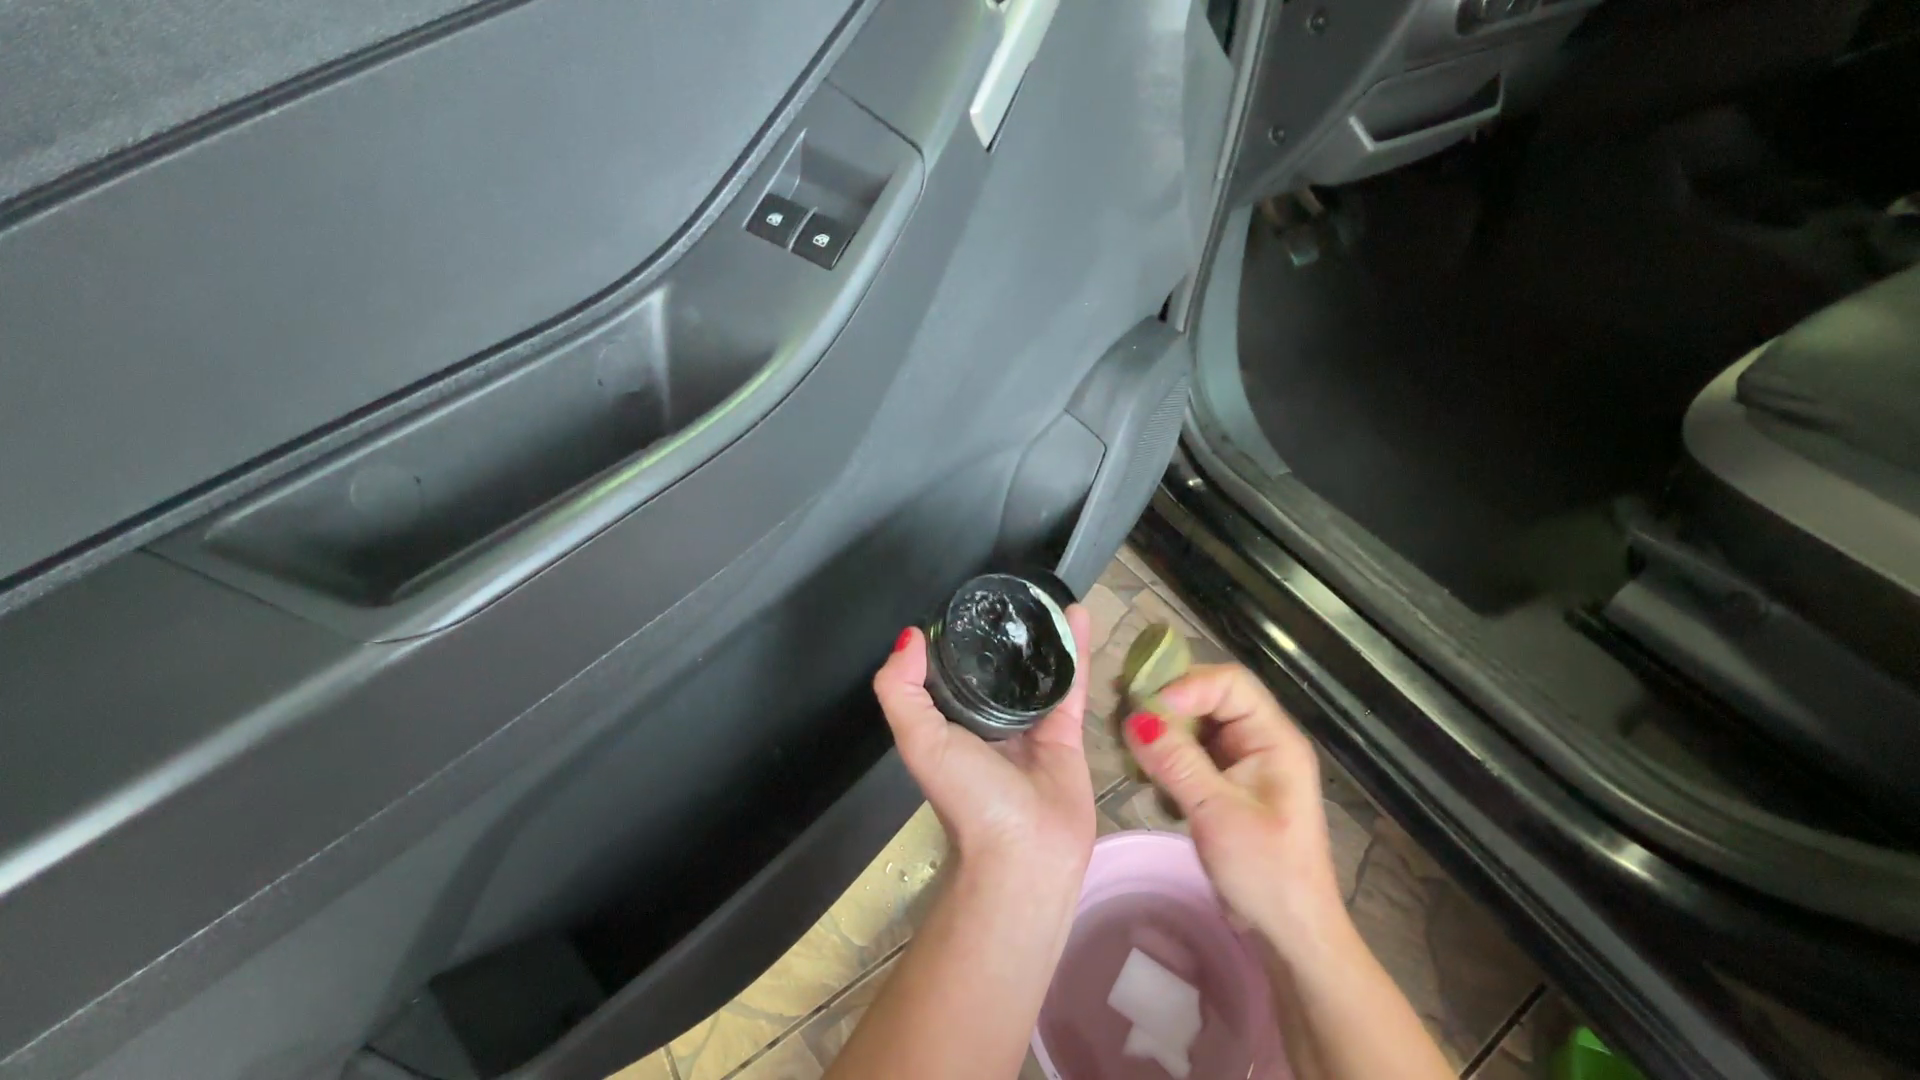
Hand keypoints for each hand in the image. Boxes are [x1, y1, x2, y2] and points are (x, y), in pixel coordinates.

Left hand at [873, 607, 1095, 880]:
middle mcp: (987, 723)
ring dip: (1041, 635)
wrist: (1026, 854)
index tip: (961, 601)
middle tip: (1009, 593)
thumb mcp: (919, 741)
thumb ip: (901, 690)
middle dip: (1000, 634)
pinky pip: (1071, 682)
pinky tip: (1077, 614)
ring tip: (1044, 595)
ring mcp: (1030, 727)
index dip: (952, 638)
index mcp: (949, 724)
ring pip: (1035, 670)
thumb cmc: (969, 798)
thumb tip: (909, 637)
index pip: (948, 672)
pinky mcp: (1068, 733)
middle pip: (995, 668)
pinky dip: (1076, 649)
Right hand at [1121, 664, 1347, 959]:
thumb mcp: (1215, 813)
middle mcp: (1259, 741)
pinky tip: (1142, 769)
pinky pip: (1191, 752)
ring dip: (1161, 730)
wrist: (1290, 933)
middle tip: (1122, 712)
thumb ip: (1175, 761)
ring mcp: (1242, 763)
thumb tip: (1133, 718)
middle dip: (1166, 703)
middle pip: (1209, 698)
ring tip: (1125, 739)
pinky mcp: (1226, 785)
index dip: (1186, 685)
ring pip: (1196, 725)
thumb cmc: (1265, 872)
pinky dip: (1165, 755)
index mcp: (1273, 739)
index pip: (1230, 683)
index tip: (1145, 708)